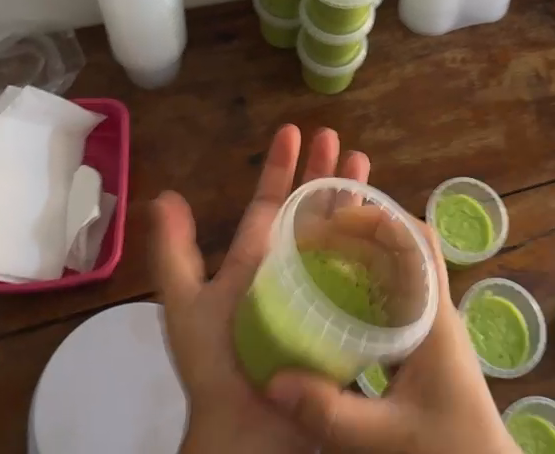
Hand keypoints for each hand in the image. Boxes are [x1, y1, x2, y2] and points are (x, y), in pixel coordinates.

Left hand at [152, 124, 369, 453]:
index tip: (293, 131)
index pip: (273, 202)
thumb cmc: (215, 366)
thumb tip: (163, 195)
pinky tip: (391, 224)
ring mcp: (320, 291)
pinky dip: (378, 247)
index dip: (282, 167)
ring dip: (354, 199)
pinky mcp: (345, 317)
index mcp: (257, 260)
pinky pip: (365, 275)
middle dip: (325, 172)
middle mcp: (291, 268)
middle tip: (341, 138)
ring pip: (341, 233)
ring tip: (366, 165)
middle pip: (312, 209)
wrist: (247, 432)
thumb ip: (173, 253)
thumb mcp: (186, 304)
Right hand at [263, 226, 519, 453]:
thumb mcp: (383, 438)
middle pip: (405, 250)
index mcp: (435, 318)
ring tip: (318, 263)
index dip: (380, 219)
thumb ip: (328, 412)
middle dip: (362, 234)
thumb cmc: (448, 450)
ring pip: (400, 275)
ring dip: (363, 261)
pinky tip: (334, 311)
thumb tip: (272, 381)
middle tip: (315, 239)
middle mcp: (436, 314)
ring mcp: (432, 332)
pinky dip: (365, 294)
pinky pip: (394, 305)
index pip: (418, 242)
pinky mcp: (424, 353)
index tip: (335, 221)